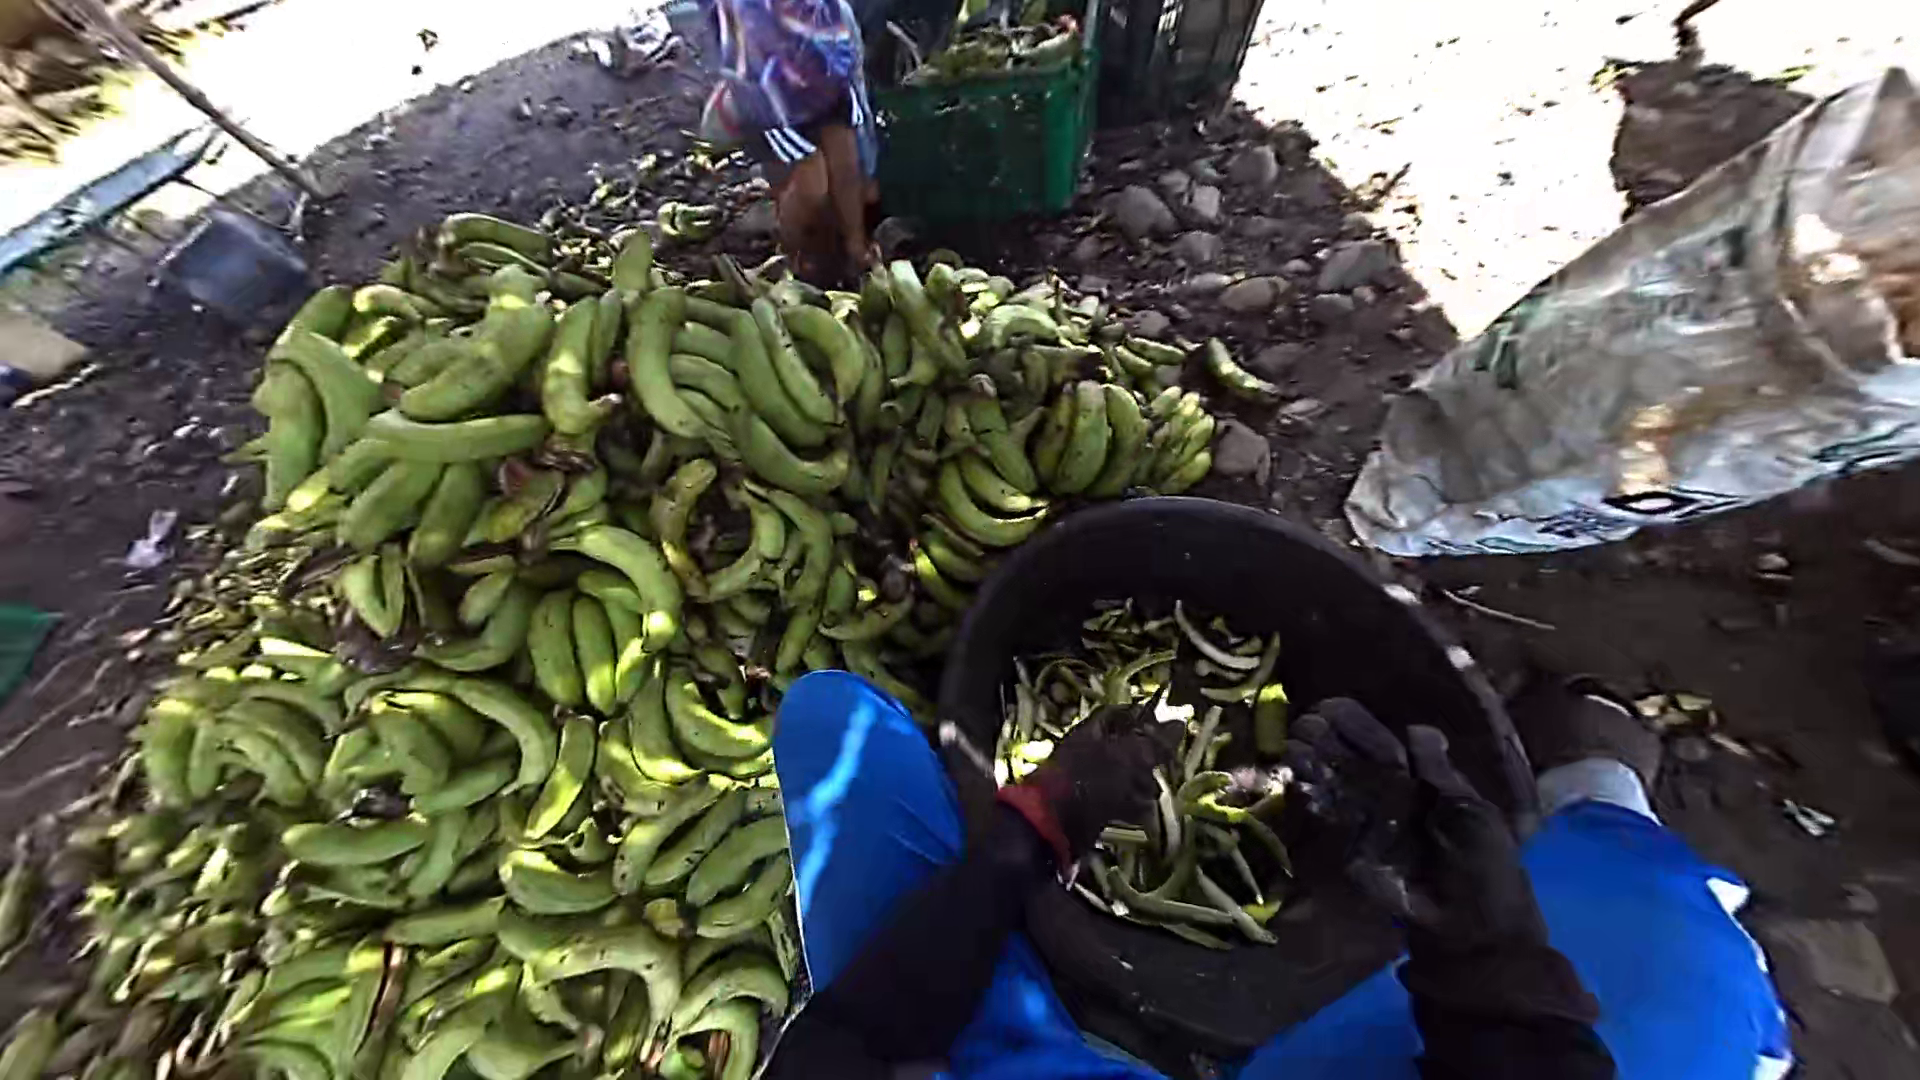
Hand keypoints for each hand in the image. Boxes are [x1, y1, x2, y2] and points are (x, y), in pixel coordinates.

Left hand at [1022, 705, 1182, 860]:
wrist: (1055, 824)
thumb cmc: (1091, 780)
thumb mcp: (1127, 757)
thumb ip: (1154, 742)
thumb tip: (1180, 721)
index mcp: (1092, 730)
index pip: (1121, 714)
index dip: (1145, 718)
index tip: (1170, 729)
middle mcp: (1088, 750)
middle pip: (1124, 746)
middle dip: (1148, 756)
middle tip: (1170, 765)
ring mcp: (1087, 779)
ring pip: (1122, 775)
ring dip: (1142, 783)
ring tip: (1160, 792)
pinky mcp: (1089, 807)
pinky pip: (1116, 801)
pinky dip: (1132, 805)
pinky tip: (1145, 813)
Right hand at [1287, 699, 1546, 952]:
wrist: (1466, 928)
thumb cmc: (1481, 866)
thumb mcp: (1471, 812)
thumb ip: (1438, 770)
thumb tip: (1415, 726)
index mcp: (1402, 767)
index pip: (1360, 724)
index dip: (1352, 720)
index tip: (1360, 734)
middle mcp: (1368, 776)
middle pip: (1325, 734)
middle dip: (1318, 730)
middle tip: (1321, 739)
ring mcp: (1347, 801)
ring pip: (1308, 758)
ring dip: (1302, 750)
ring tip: (1304, 754)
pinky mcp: (1333, 829)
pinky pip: (1308, 797)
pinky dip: (1299, 781)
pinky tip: (1297, 774)